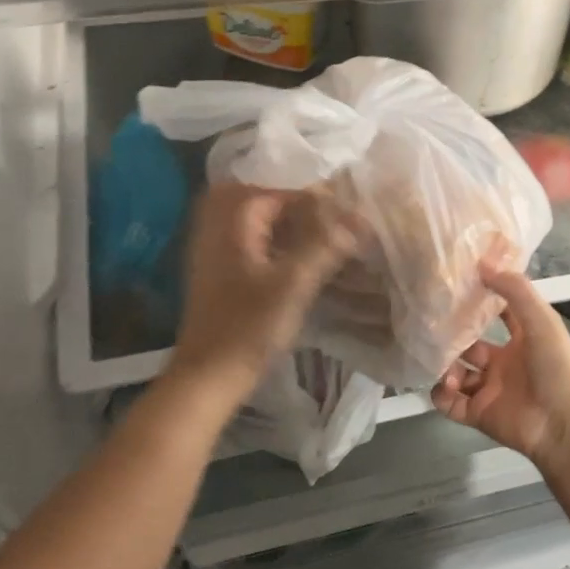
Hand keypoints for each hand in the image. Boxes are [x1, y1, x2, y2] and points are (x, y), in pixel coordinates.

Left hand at [170, 183, 353, 393]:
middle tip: (339, 227)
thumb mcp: (294, 283)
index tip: (356, 221)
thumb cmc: (249, 327)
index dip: (323, 205)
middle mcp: (216, 221)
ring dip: (293, 230)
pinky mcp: (220, 272)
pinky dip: (280, 247)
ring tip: (328, 246)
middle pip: (270, 202)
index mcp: (231, 214)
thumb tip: (361, 217)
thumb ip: (326, 245)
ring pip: (262, 223)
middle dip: (305, 211)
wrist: (208, 375)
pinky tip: (303, 267)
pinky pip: (255, 244)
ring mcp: (214, 247)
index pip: (285, 193)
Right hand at [432, 265, 569, 463]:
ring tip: (444, 362)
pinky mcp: (478, 413)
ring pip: (455, 372)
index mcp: (523, 340)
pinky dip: (440, 393)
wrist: (564, 425)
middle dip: (452, 336)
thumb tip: (482, 263)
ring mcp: (489, 389)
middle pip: (469, 344)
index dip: (481, 300)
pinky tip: (444, 384)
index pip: (499, 314)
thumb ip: (514, 291)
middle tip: (433, 325)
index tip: (455, 284)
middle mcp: (504, 363)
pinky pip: (449, 402)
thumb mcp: (541, 321)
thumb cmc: (557, 368)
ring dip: (444, 365)